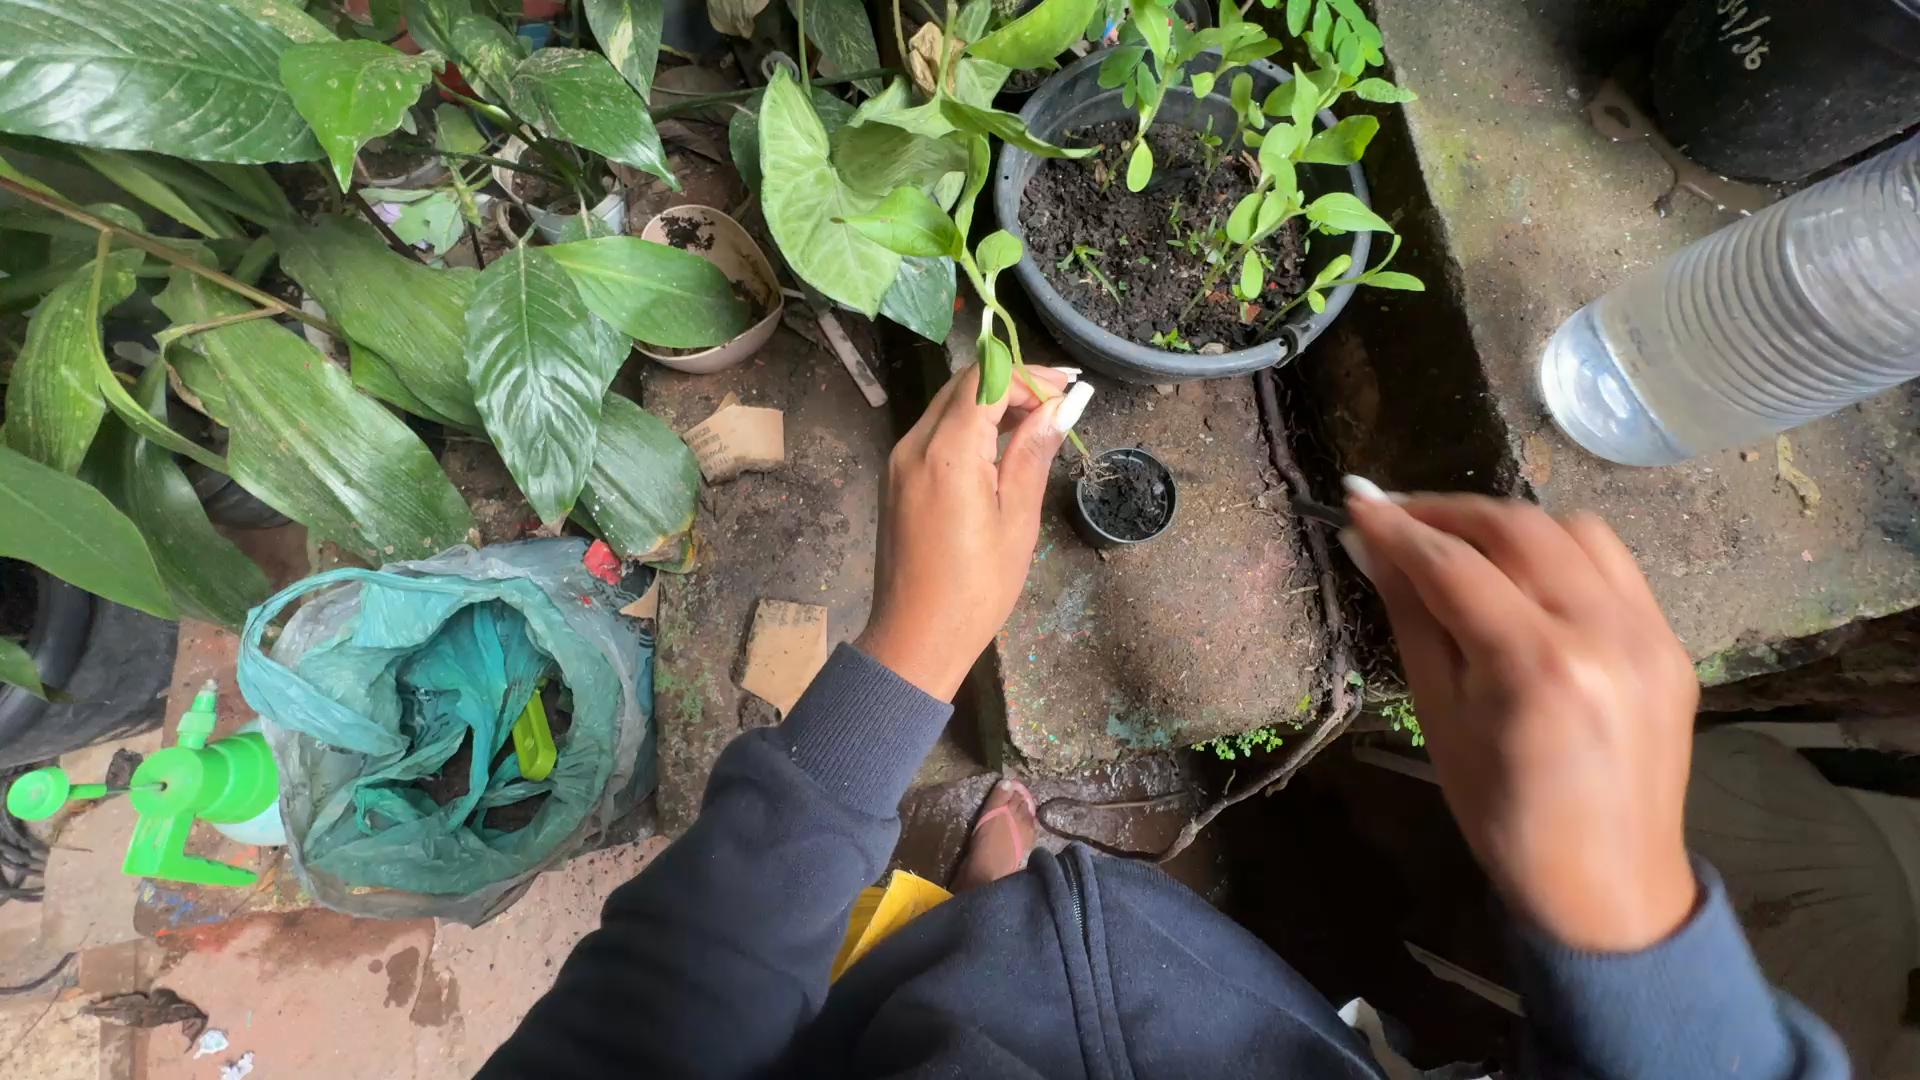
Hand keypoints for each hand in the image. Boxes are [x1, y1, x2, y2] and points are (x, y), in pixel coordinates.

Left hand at [856, 365, 1091, 700]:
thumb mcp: (1017, 520)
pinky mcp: (895, 479)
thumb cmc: (976, 588)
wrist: (915, 637)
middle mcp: (913, 445)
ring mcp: (898, 461)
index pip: (986, 380)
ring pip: (946, 406)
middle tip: (1057, 405)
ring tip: (1036, 424)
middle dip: (1011, 384)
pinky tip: (998, 449)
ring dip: (990, 403)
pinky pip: (933, 434)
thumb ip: (1033, 453)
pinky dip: (967, 427)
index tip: (1067, 393)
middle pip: (962, 385)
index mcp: (946, 453)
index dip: (1029, 377)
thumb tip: (1061, 407)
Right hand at [1343, 481, 1698, 951]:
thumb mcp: (1436, 711)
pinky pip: (1607, 562)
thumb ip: (1410, 615)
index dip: (1396, 527)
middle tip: (1393, 514)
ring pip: (1571, 529)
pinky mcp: (1670, 639)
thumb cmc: (1496, 808)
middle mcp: (1604, 633)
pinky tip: (1513, 570)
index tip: (1354, 499)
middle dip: (1446, 511)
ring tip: (1452, 540)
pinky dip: (1550, 547)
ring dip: (1501, 522)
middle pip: (1517, 528)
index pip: (1452, 566)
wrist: (1604, 880)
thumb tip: (1370, 548)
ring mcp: (1650, 632)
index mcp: (1536, 665)